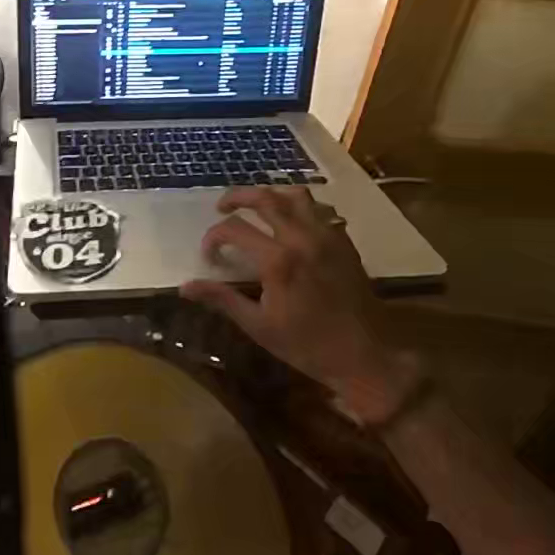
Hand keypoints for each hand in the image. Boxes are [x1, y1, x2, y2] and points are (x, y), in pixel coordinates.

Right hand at [181, 188, 417, 422]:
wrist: (369, 359)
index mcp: (278, 259)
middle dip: (236, 197)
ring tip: (256, 208)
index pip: (233, 229)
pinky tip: (290, 224)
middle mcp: (303, 239)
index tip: (209, 255)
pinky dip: (300, 208)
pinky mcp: (345, 244)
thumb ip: (222, 298)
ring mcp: (328, 238)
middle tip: (222, 208)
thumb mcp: (258, 326)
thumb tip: (185, 287)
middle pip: (264, 198)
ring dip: (271, 195)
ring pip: (296, 195)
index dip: (213, 237)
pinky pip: (321, 210)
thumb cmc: (308, 345)